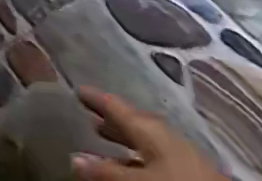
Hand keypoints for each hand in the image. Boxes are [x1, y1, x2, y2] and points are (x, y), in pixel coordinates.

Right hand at [72, 86, 226, 180]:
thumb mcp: (139, 180)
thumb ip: (107, 171)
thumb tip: (73, 157)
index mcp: (148, 126)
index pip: (115, 105)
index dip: (96, 98)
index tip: (78, 90)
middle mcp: (161, 132)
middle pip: (130, 121)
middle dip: (109, 118)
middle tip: (88, 113)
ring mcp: (177, 150)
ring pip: (142, 139)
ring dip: (122, 138)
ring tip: (102, 137)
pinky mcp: (187, 168)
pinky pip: (152, 154)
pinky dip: (136, 155)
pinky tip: (131, 165)